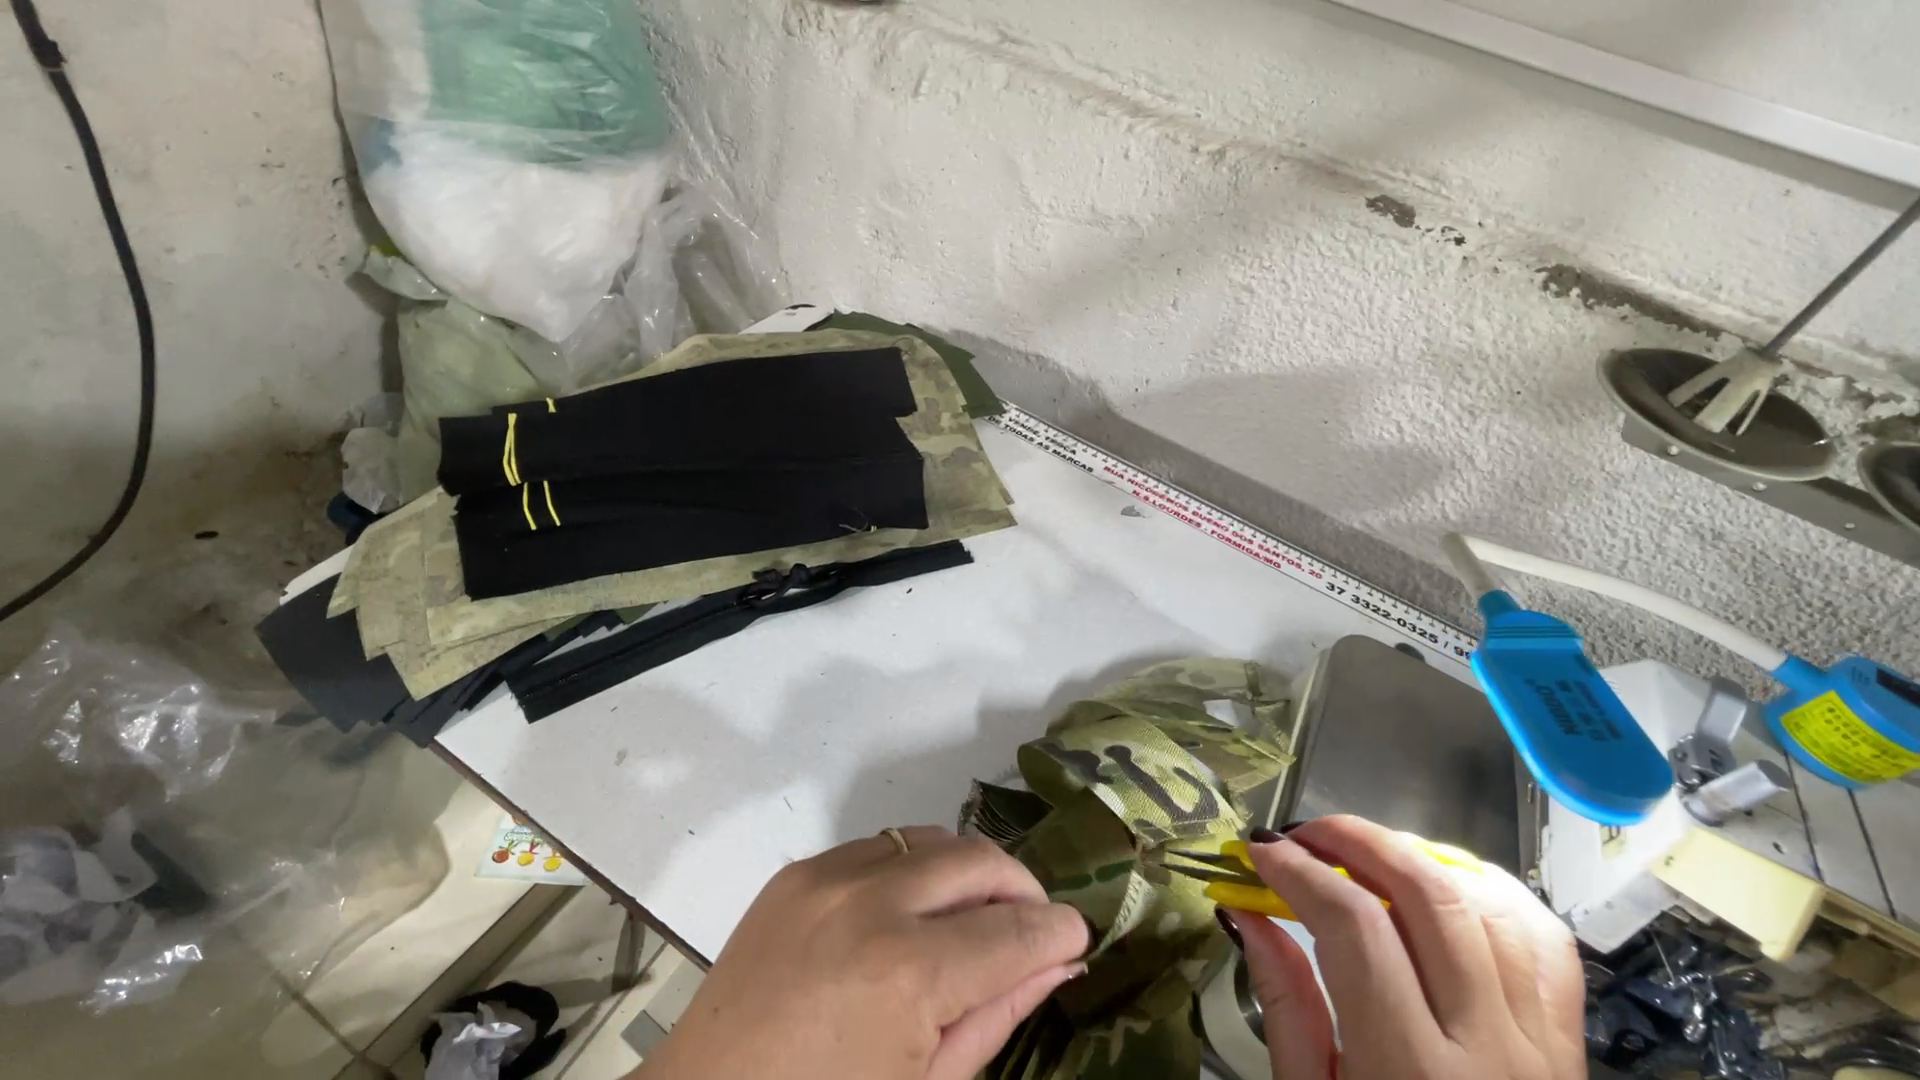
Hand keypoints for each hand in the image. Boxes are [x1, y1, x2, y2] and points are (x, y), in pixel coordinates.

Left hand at [634, 827, 1088, 1079]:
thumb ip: (998, 1014)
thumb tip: (1061, 959)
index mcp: (907, 972)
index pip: (1013, 933)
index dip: (1057, 932)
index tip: (1076, 936)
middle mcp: (870, 903)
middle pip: (977, 861)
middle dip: (1021, 887)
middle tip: (1034, 922)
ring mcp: (826, 877)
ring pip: (930, 839)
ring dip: (967, 870)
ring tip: (975, 914)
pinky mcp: (796, 872)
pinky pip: (878, 846)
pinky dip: (913, 866)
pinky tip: (913, 907)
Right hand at [1221, 816, 1584, 1079]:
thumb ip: (1285, 1003)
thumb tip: (1244, 911)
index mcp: (1412, 1072)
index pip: (1355, 929)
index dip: (1300, 872)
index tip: (1260, 851)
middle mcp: (1491, 1048)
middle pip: (1428, 895)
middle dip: (1355, 841)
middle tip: (1303, 834)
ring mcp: (1543, 1047)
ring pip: (1489, 903)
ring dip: (1415, 856)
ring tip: (1360, 853)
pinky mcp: (1570, 1048)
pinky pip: (1542, 940)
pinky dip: (1490, 890)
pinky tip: (1443, 882)